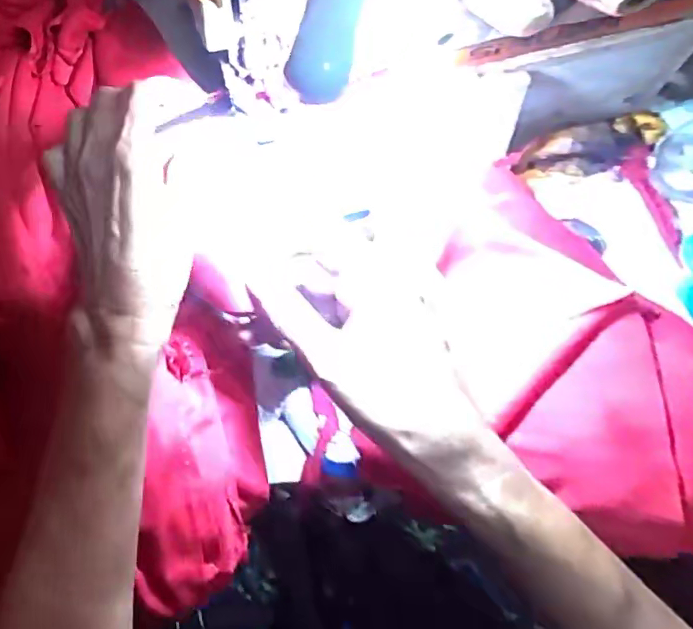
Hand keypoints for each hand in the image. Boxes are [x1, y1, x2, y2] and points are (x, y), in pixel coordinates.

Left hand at [43, 79, 200, 354]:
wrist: (118, 301)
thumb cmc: (161, 260)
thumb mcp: (188, 205)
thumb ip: (183, 160)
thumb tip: (185, 134)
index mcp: (128, 154)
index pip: (138, 94)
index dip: (164, 88)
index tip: (183, 100)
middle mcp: (91, 153)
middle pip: (107, 97)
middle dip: (136, 96)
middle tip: (161, 112)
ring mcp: (70, 168)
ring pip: (79, 115)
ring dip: (104, 113)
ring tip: (128, 128)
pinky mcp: (59, 186)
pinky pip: (60, 146)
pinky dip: (77, 140)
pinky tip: (95, 154)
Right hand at [250, 232, 492, 479]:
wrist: (446, 450)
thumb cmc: (386, 398)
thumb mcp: (324, 356)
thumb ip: (284, 310)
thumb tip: (249, 273)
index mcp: (373, 281)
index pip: (317, 242)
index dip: (278, 251)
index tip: (249, 271)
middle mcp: (384, 283)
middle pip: (318, 270)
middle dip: (279, 287)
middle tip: (246, 313)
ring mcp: (388, 306)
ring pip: (325, 293)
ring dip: (291, 307)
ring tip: (256, 331)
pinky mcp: (388, 328)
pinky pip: (339, 311)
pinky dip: (311, 321)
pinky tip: (285, 341)